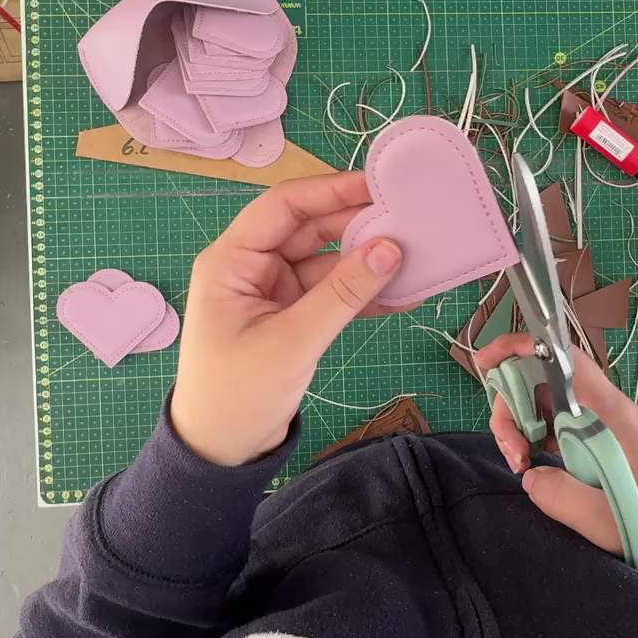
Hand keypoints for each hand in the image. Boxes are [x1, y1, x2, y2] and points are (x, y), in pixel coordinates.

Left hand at [171, 172, 403, 466]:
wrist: (222, 452)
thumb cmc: (237, 395)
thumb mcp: (291, 341)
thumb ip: (342, 294)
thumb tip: (389, 248)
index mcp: (232, 261)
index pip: (283, 207)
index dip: (330, 191)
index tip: (376, 186)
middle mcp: (253, 267)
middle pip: (310, 229)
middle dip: (357, 225)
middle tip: (408, 219)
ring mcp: (275, 292)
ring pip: (328, 261)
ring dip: (367, 262)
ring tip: (415, 255)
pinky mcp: (294, 316)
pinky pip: (334, 293)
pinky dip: (364, 293)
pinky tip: (402, 293)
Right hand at [474, 333, 637, 573]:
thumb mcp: (619, 521)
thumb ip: (568, 500)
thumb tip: (529, 478)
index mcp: (610, 412)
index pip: (563, 357)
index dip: (523, 348)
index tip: (487, 362)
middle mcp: (600, 409)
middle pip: (539, 381)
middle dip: (510, 407)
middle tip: (513, 454)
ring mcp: (595, 424)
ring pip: (540, 404)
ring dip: (517, 427)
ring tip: (521, 466)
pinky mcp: (593, 443)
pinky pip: (550, 426)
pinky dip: (530, 440)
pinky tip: (532, 468)